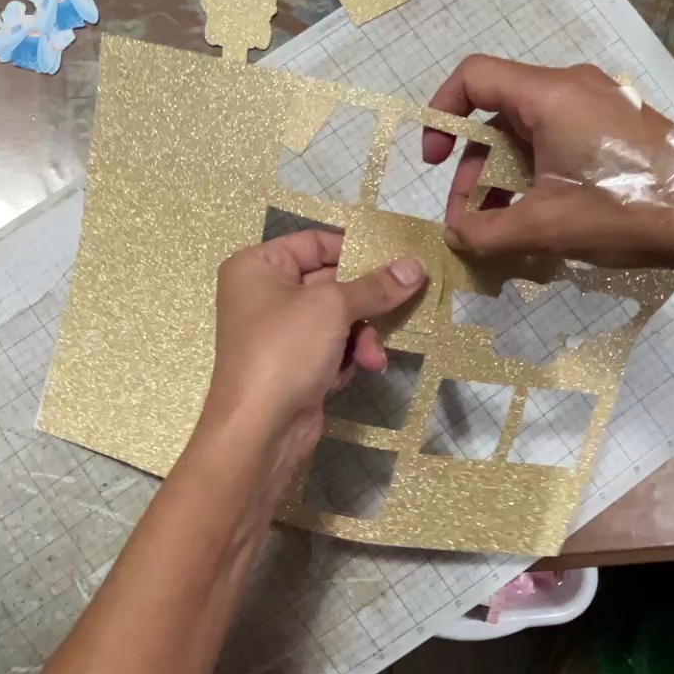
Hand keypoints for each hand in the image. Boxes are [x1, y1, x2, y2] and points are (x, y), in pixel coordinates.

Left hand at [200, 230, 425, 490]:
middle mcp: (263, 295)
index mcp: (257, 266)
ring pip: (336, 319)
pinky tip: (357, 371)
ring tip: (372, 356)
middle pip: (329, 282)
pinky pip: (331, 349)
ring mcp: (278, 334)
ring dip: (361, 335)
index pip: (314, 242)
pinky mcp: (293, 366)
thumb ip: (375, 286)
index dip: (356, 249)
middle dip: (366, 300)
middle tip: (408, 300)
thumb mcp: (332, 307)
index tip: (398, 257)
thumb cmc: (286, 350)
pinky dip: (347, 358)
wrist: (260, 430)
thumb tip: (416, 267)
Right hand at [423, 55, 673, 278]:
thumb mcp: (543, 228)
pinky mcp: (615, 127)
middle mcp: (571, 88)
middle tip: (469, 219)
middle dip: (472, 170)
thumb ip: (484, 232)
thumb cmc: (625, 210)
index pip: (472, 77)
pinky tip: (537, 217)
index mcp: (549, 96)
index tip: (434, 160)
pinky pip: (554, 141)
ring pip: (525, 133)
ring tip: (502, 227)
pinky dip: (533, 175)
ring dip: (501, 179)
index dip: (440, 114)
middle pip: (496, 116)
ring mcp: (597, 106)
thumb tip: (456, 235)